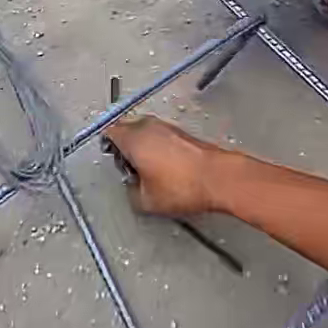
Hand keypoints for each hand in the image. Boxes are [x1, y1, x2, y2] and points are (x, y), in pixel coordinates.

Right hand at [103, 116, 233, 216]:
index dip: (109, 146)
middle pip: (125, 128)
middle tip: (130, 166)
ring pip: (143, 130)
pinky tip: (167, 165)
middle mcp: (146, 126)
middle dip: (124, 144)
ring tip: (150, 168)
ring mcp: (165, 126)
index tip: (115, 161)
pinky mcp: (180, 131)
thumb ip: (131, 192)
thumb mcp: (147, 201)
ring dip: (141, 144)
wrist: (218, 178)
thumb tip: (132, 187)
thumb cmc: (181, 187)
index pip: (109, 132)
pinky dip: (157, 145)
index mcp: (132, 138)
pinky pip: (159, 134)